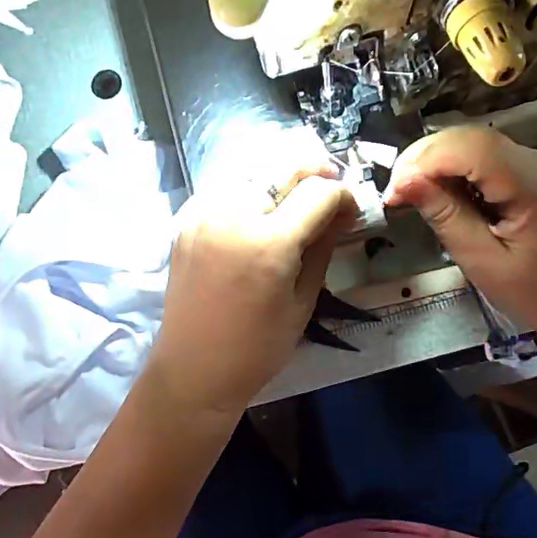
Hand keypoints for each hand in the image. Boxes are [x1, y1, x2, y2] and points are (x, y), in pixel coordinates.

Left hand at [148, 166, 355, 417]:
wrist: (193, 370)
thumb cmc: (257, 348)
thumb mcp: (303, 300)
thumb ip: (323, 247)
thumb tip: (342, 213)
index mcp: (268, 242)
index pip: (318, 192)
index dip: (343, 196)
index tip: (350, 213)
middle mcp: (232, 215)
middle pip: (283, 167)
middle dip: (314, 173)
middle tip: (328, 195)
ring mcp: (203, 214)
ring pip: (252, 170)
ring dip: (280, 177)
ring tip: (296, 200)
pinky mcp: (186, 221)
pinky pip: (225, 187)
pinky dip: (249, 189)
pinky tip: (260, 211)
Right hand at [383, 126, 536, 333]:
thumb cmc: (524, 286)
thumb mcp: (478, 259)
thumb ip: (444, 216)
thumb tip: (404, 182)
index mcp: (532, 188)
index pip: (474, 151)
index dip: (427, 162)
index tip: (395, 192)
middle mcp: (534, 162)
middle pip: (468, 137)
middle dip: (423, 158)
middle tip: (396, 193)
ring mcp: (529, 159)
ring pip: (468, 140)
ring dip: (430, 160)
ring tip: (408, 192)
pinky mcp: (519, 164)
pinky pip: (474, 152)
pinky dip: (445, 166)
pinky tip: (432, 190)